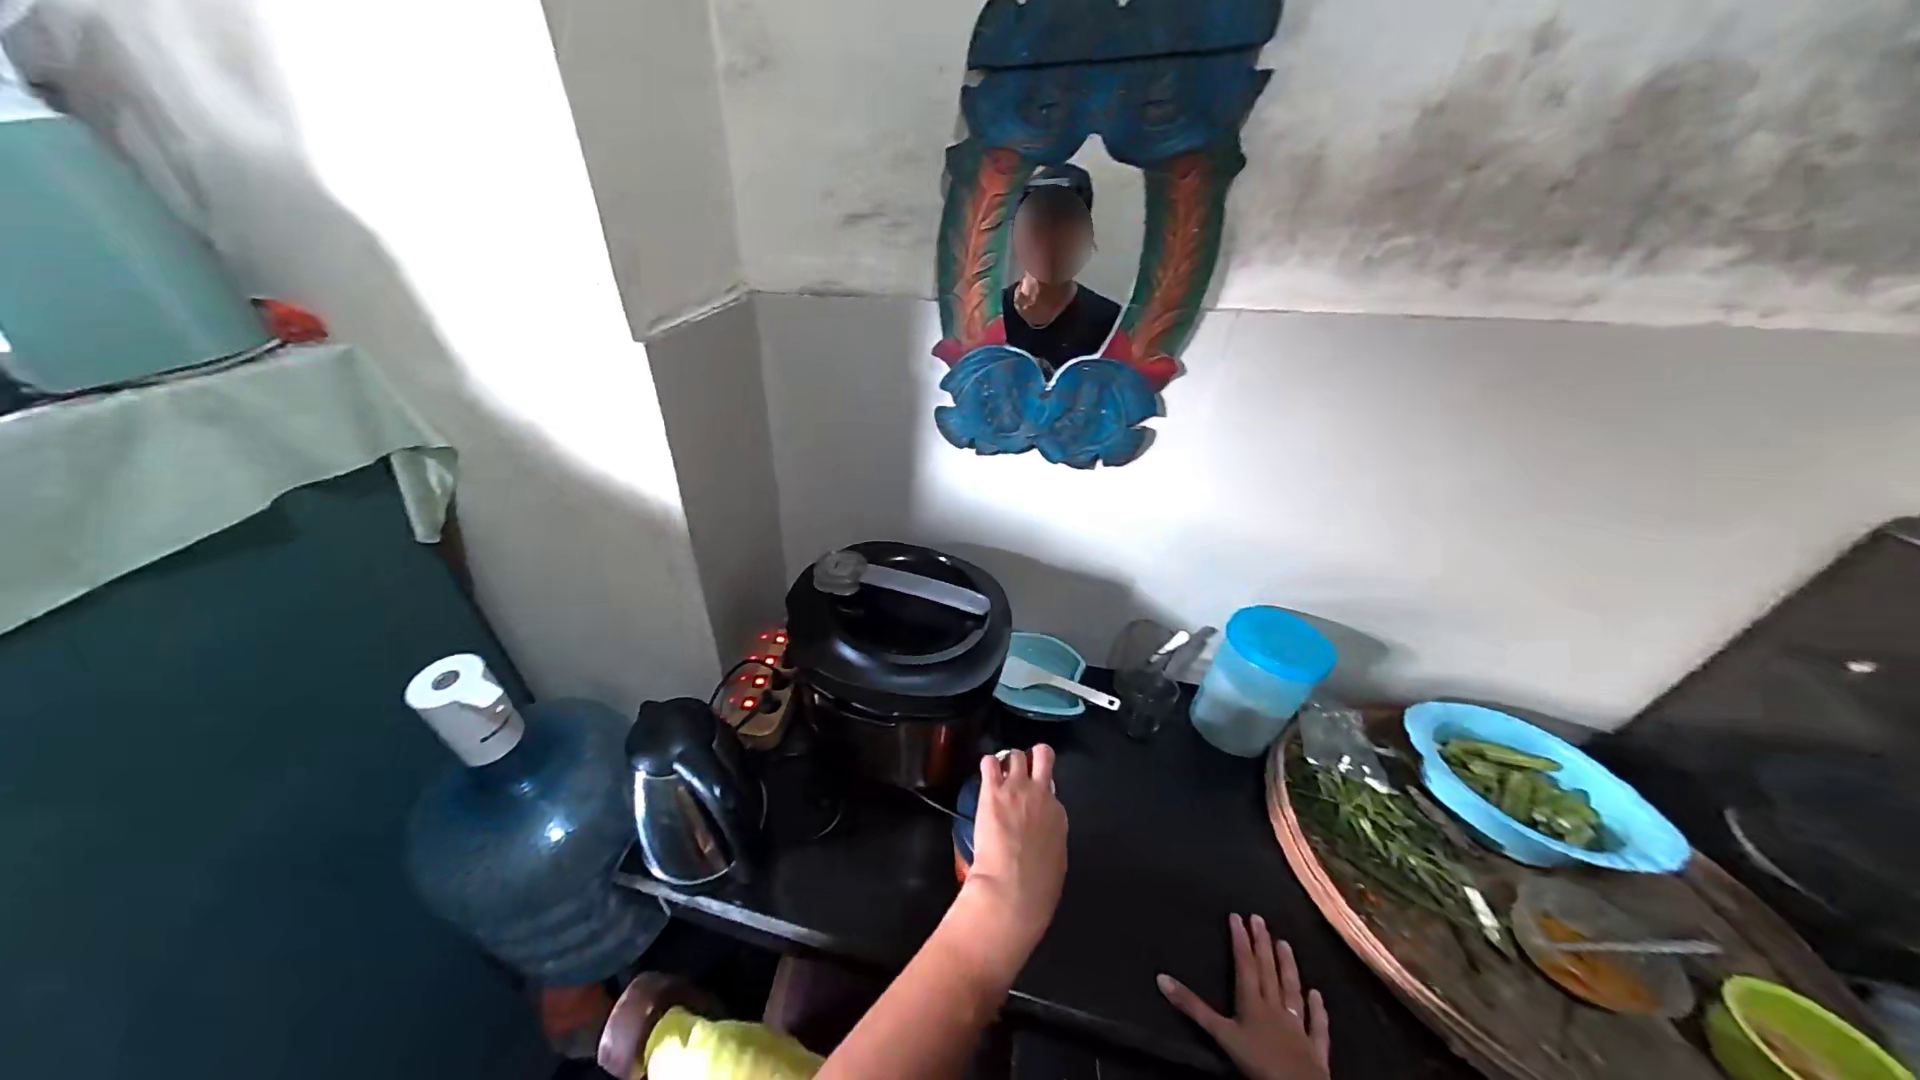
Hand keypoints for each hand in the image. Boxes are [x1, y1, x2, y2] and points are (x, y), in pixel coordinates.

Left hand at [959, 746, 1068, 965]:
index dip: (1040, 793)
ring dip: (1007, 762)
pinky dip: (987, 765)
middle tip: (1022, 767)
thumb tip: (1042, 841)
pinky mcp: (993, 791)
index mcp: (1058, 814)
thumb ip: (1049, 841)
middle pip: (1042, 756)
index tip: (1030, 801)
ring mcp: (1017, 789)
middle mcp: (1040, 794)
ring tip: (998, 773)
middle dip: (1034, 756)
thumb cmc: (1037, 887)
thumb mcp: (1055, 861)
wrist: (1013, 888)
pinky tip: (984, 774)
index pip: (1051, 790)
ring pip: (1015, 755)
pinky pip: (989, 762)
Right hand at [1158, 914, 1329, 1079]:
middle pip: (1268, 972)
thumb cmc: (1257, 1063)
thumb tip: (1161, 978)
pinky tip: (1317, 994)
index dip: (1240, 940)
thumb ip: (1193, 1007)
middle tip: (1260, 919)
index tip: (1237, 916)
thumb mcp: (1220, 1035)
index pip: (1245, 965)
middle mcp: (1275, 1008)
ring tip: (1285, 943)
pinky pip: (1316, 1024)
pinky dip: (1317, 1009)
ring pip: (1291, 990)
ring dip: (1288, 967)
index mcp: (1253, 1003)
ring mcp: (1298, 1026)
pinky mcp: (1315, 1048)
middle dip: (1262, 944)